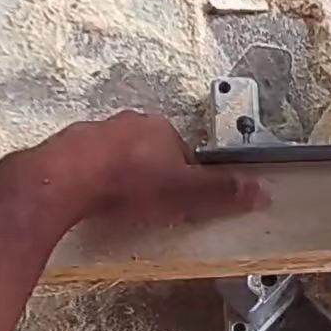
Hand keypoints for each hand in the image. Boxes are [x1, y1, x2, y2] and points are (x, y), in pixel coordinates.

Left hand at [17, 111, 264, 226]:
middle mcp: (131, 123)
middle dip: (156, 178)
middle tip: (153, 207)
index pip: (185, 155)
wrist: (69, 179)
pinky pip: (95, 165)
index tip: (182, 203)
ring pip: (123, 158)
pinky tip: (99, 200)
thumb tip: (261, 192)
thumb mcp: (185, 192)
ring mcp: (99, 133)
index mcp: (162, 129)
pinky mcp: (73, 148)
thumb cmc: (129, 183)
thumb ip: (221, 192)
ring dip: (127, 179)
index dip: (187, 181)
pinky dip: (100, 180)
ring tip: (124, 206)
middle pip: (154, 154)